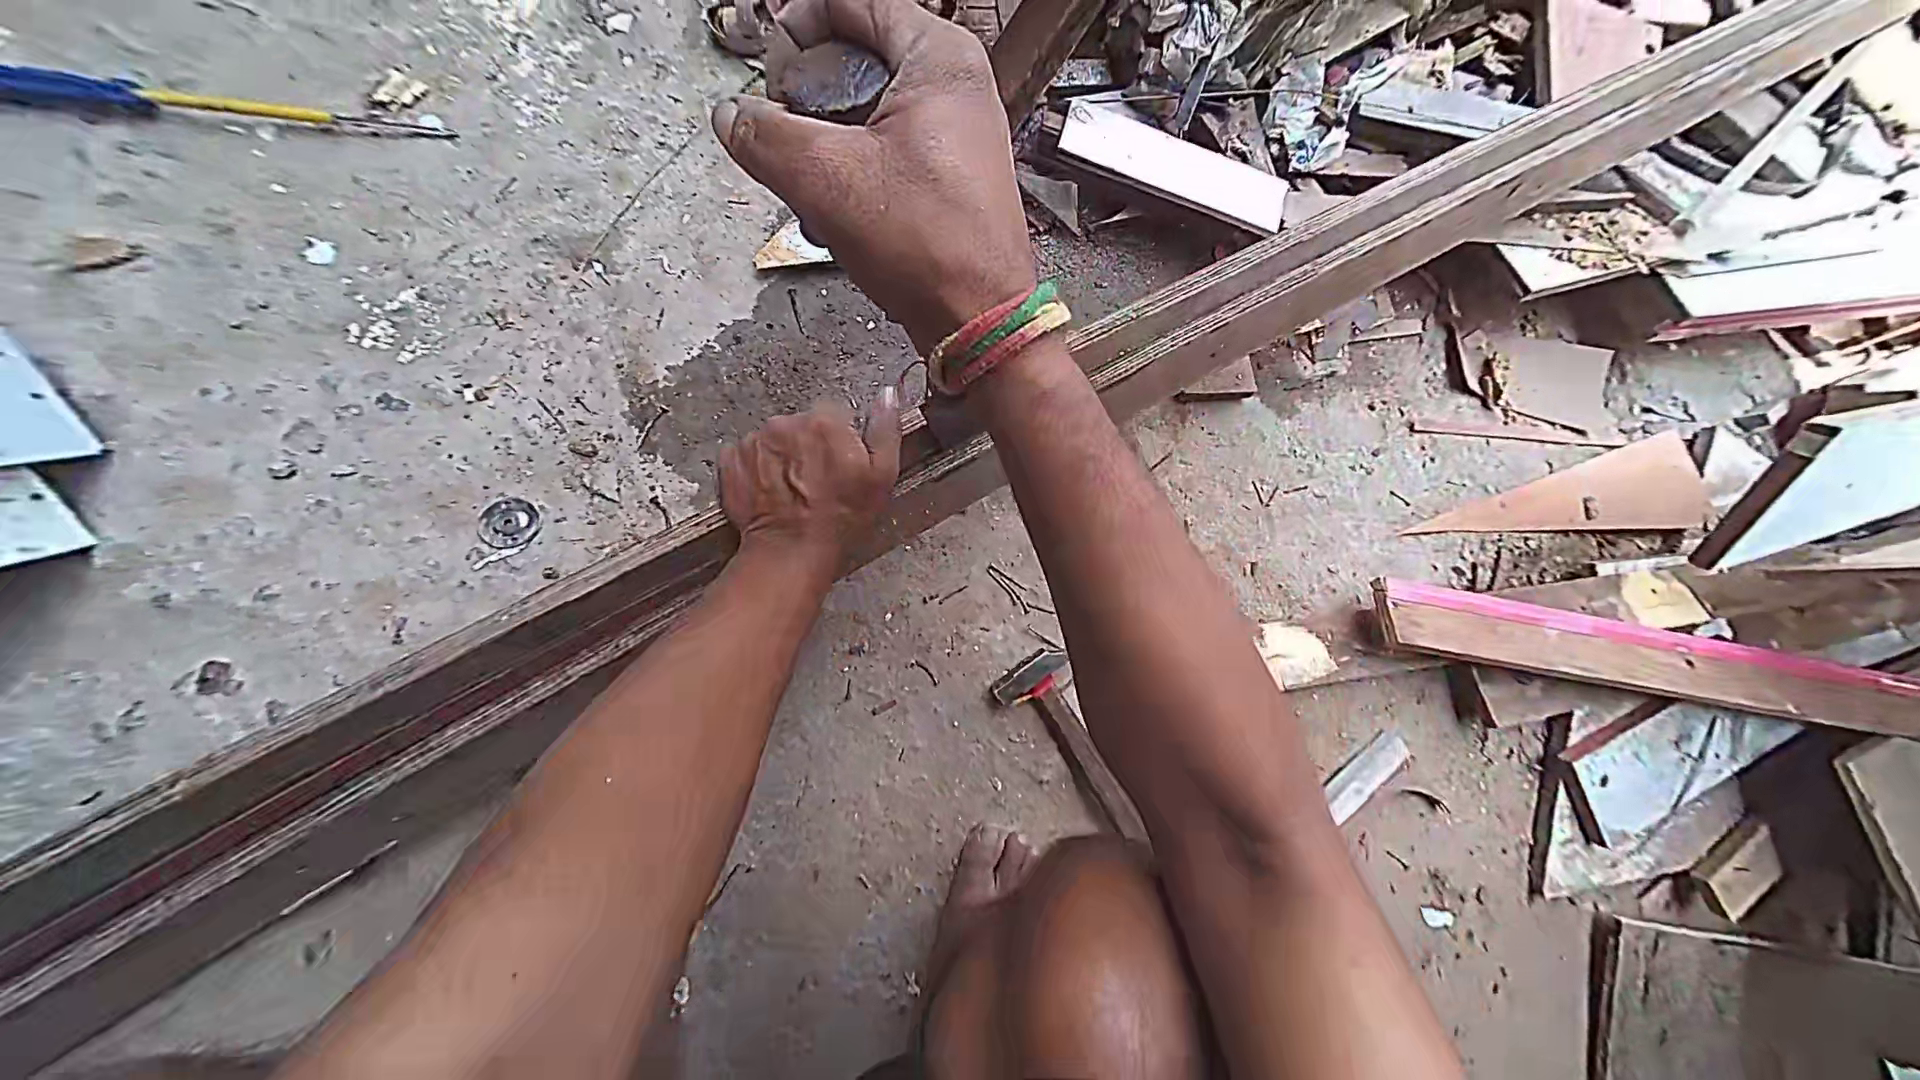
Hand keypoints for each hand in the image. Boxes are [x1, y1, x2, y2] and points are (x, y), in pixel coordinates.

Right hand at [711, 0, 1034, 353]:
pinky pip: (885, 157)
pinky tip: (840, 213)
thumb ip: (767, 136)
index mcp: (939, 60)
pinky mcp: (947, 182)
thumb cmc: (930, 249)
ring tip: (814, 186)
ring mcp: (954, 139)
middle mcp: (955, 90)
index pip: (852, 0)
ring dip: (827, 146)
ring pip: (867, 114)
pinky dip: (854, 176)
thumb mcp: (829, 180)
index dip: (798, 26)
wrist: (978, 321)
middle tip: (787, 133)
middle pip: (858, 56)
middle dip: (810, 96)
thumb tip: (732, 117)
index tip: (772, 72)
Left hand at [718, 390, 902, 574]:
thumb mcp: (882, 477)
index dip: (841, 442)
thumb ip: (886, 429)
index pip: (835, 415)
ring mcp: (754, 441)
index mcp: (824, 421)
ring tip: (794, 490)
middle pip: (802, 426)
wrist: (791, 551)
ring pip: (776, 440)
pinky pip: (749, 455)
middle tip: (819, 483)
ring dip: (784, 458)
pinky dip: (759, 469)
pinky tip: (772, 491)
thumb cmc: (841, 518)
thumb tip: (887, 395)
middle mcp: (785, 423)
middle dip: (810, 447)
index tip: (842, 467)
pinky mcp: (732, 460)